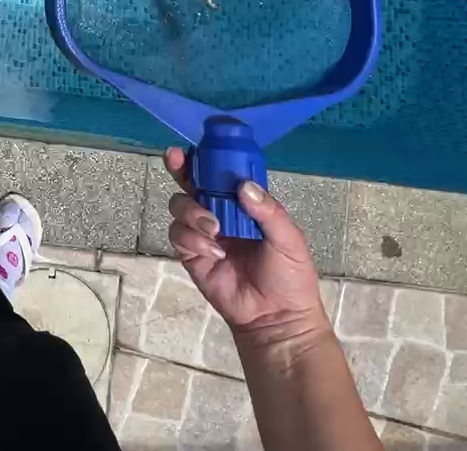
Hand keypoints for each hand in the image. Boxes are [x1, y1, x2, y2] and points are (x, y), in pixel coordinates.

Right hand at [162, 147, 328, 350]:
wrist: (277, 319)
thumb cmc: (290, 277)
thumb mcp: (290, 241)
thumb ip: (269, 212)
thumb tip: (244, 185)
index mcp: (241, 204)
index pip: (219, 174)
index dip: (206, 158)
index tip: (196, 146)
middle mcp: (216, 211)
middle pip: (189, 181)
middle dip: (179, 168)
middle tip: (177, 160)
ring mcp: (201, 231)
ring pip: (178, 204)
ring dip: (192, 211)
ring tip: (214, 229)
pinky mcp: (189, 252)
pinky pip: (178, 234)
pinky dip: (192, 239)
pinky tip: (214, 253)